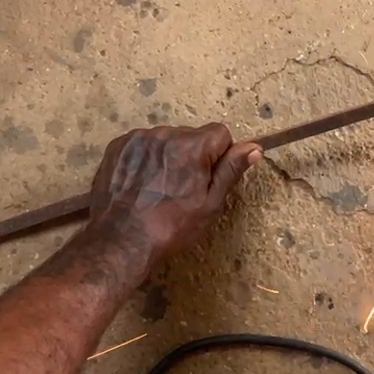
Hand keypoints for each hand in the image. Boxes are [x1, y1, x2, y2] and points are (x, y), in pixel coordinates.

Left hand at [84, 123, 260, 275]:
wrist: (121, 241)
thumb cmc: (170, 227)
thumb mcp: (210, 204)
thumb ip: (231, 170)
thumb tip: (254, 148)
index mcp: (191, 146)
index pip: (220, 133)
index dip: (219, 156)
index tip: (207, 178)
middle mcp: (165, 133)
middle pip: (191, 136)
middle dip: (192, 155)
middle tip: (182, 188)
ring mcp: (138, 138)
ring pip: (166, 139)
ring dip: (168, 156)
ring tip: (159, 187)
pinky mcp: (118, 146)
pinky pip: (143, 144)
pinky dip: (146, 158)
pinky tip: (142, 183)